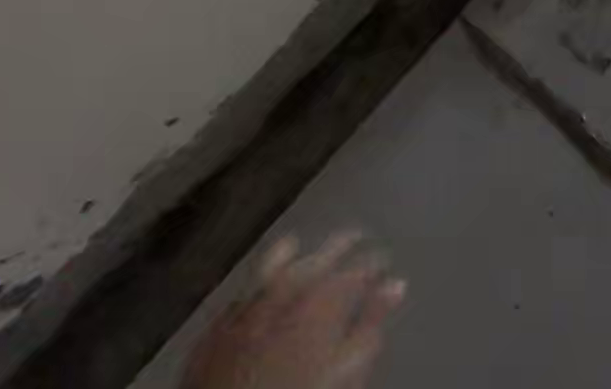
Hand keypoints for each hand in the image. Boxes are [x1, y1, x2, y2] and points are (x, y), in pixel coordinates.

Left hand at [179, 232, 405, 388]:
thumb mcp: (348, 371)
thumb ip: (371, 324)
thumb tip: (396, 285)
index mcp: (323, 298)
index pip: (360, 266)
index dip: (375, 263)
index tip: (383, 264)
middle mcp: (287, 290)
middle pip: (320, 255)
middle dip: (342, 244)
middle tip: (357, 238)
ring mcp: (247, 308)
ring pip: (274, 264)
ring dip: (292, 255)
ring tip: (299, 246)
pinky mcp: (214, 332)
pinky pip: (241, 296)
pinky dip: (257, 287)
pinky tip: (258, 291)